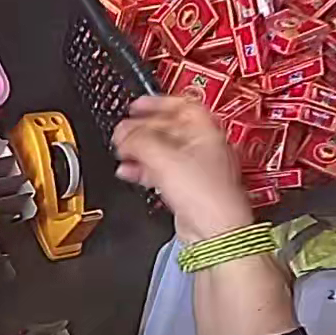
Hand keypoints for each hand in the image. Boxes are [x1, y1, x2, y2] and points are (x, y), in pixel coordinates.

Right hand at [113, 95, 256, 241]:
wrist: (214, 232)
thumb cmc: (206, 196)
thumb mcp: (164, 158)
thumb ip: (139, 141)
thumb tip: (123, 134)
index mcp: (206, 133)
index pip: (182, 105)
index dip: (157, 102)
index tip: (137, 105)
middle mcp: (203, 149)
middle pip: (168, 130)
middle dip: (142, 129)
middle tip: (122, 131)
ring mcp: (195, 170)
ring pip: (161, 151)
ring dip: (138, 150)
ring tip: (121, 150)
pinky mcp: (186, 189)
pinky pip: (159, 172)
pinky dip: (142, 169)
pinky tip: (128, 171)